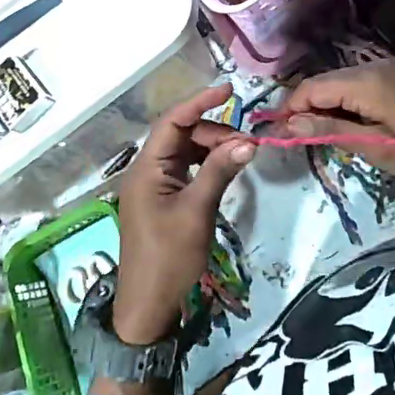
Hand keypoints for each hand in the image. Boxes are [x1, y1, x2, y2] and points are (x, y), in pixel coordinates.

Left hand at [112, 86, 256, 344]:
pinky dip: (206, 166)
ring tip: (242, 155)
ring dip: (211, 148)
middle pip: (180, 135)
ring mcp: (154, 186)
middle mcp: (146, 171)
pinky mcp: (162, 200)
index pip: (172, 122)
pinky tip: (226, 169)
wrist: (148, 305)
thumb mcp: (197, 211)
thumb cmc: (169, 257)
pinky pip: (185, 171)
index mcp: (146, 168)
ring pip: (184, 153)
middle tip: (247, 144)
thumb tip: (248, 141)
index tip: (228, 90)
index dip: (199, 103)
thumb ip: (219, 172)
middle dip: (213, 132)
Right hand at [280, 60, 394, 181]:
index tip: (279, 135)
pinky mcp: (393, 76)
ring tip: (317, 135)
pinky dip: (341, 102)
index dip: (290, 109)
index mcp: (365, 83)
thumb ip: (333, 130)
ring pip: (337, 83)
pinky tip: (344, 124)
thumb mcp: (377, 147)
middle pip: (322, 82)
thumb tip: (291, 123)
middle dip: (303, 107)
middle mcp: (371, 68)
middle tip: (296, 139)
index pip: (311, 88)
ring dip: (322, 105)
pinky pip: (354, 85)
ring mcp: (384, 70)